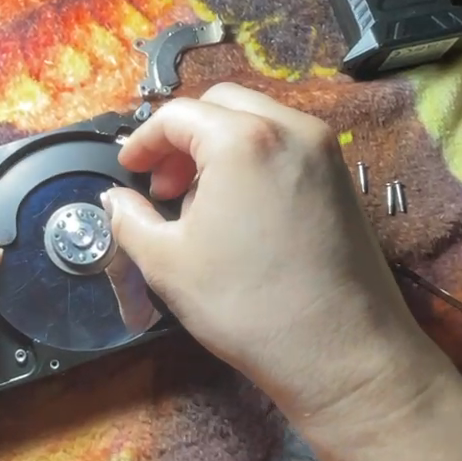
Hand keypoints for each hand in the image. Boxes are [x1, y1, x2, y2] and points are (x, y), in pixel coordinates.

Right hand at [102, 84, 452, 433]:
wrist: (346, 356)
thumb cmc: (248, 306)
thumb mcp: (167, 263)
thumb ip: (129, 219)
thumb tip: (115, 200)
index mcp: (242, 140)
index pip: (177, 115)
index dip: (143, 141)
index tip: (127, 171)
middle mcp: (289, 128)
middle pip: (220, 104)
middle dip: (182, 136)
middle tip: (163, 184)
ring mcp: (324, 151)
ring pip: (256, 120)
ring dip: (217, 144)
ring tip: (199, 201)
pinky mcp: (342, 177)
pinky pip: (285, 144)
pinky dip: (252, 157)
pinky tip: (240, 209)